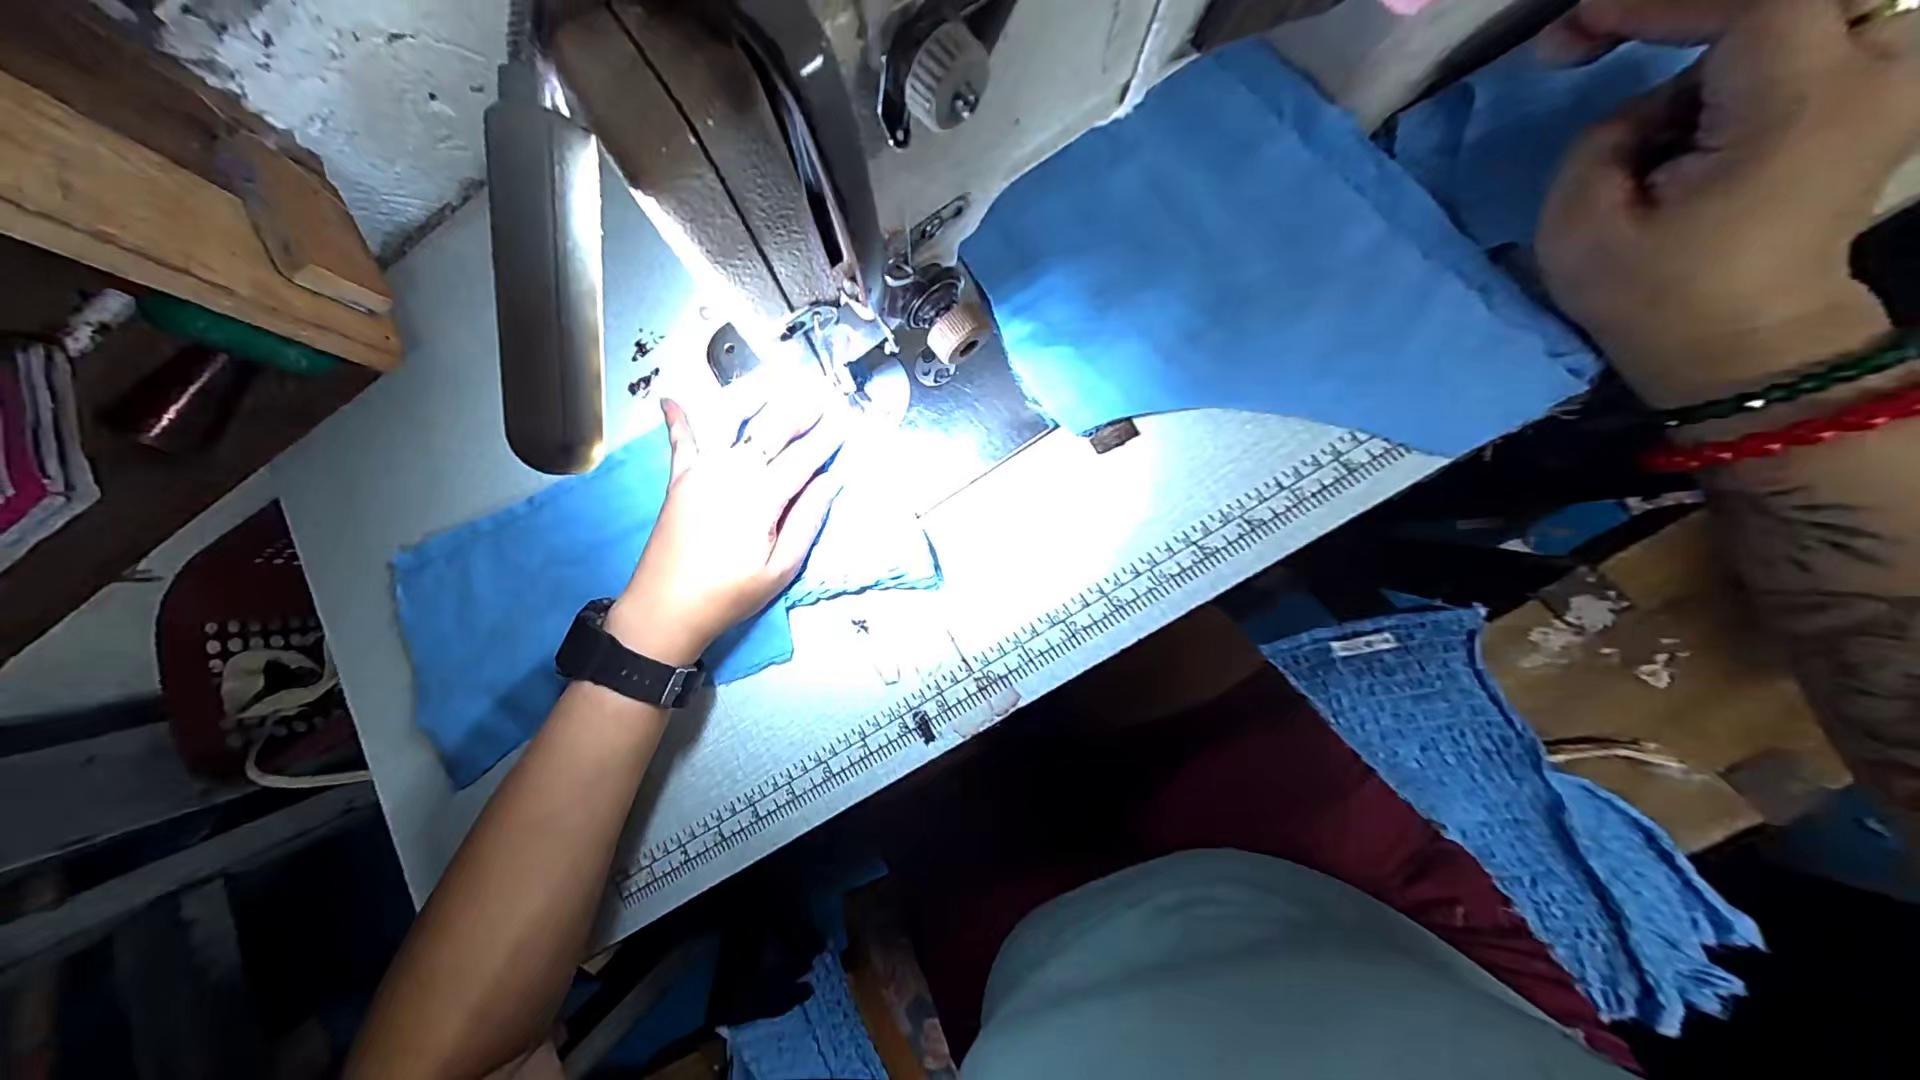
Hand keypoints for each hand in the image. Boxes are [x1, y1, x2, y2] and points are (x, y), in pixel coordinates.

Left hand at [607, 395, 845, 666]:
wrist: (665, 608)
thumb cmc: (730, 594)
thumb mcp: (781, 567)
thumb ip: (807, 520)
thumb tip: (831, 481)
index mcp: (761, 496)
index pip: (803, 458)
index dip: (826, 439)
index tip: (845, 421)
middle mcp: (730, 472)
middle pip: (770, 430)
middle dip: (798, 411)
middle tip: (820, 395)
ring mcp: (700, 471)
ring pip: (726, 421)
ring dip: (748, 397)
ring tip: (768, 381)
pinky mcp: (679, 480)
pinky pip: (681, 441)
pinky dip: (678, 419)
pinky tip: (671, 398)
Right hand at [1535, 0, 1919, 406]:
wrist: (1741, 341)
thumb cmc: (1651, 297)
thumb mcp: (1583, 228)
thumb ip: (1605, 140)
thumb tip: (1651, 107)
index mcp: (1801, 108)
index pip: (1752, 3)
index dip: (1655, 1)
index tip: (1574, 24)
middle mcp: (1876, 71)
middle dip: (1684, 9)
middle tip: (1594, 35)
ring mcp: (1888, 78)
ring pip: (1798, 14)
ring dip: (1709, 35)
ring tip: (1638, 97)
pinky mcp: (1870, 92)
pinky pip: (1806, 35)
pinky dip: (1733, 52)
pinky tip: (1681, 110)